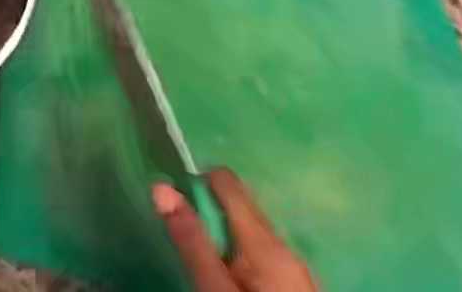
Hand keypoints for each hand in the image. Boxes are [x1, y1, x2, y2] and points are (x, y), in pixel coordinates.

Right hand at [154, 168, 318, 291]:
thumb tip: (160, 186)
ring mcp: (299, 271)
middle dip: (212, 216)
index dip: (198, 185)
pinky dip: (245, 259)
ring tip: (212, 274)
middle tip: (193, 250)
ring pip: (253, 232)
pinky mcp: (301, 290)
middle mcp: (286, 247)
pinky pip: (267, 256)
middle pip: (241, 205)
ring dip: (227, 240)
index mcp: (265, 242)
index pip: (227, 181)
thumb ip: (190, 240)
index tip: (178, 209)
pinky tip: (237, 288)